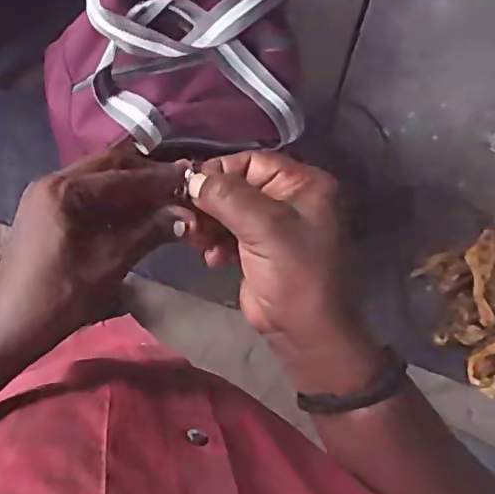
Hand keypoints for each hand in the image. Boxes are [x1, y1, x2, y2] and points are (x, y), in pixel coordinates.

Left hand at [0, 145, 195, 358]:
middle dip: (146, 176)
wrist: (7, 328)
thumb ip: (148, 232)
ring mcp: (46, 195)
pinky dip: (115, 201)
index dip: (160, 178)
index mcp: (63, 191)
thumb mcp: (108, 264)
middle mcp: (52, 182)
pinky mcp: (46, 211)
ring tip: (165, 201)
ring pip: (100, 179)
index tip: (192, 180)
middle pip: (110, 165)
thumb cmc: (57, 298)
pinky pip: (88, 195)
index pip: (123, 174)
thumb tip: (188, 216)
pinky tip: (138, 215)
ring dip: (132, 187)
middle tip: (179, 188)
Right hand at [188, 152, 377, 382]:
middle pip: (236, 186)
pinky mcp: (257, 249)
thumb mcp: (264, 227)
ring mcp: (273, 226)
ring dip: (209, 224)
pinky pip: (227, 233)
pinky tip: (213, 259)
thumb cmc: (294, 273)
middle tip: (190, 218)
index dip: (220, 171)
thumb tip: (192, 177)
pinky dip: (215, 242)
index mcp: (303, 184)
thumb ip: (227, 196)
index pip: (252, 162)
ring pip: (227, 211)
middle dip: (210, 203)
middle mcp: (289, 199)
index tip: (190, 185)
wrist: (304, 332)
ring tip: (200, 242)